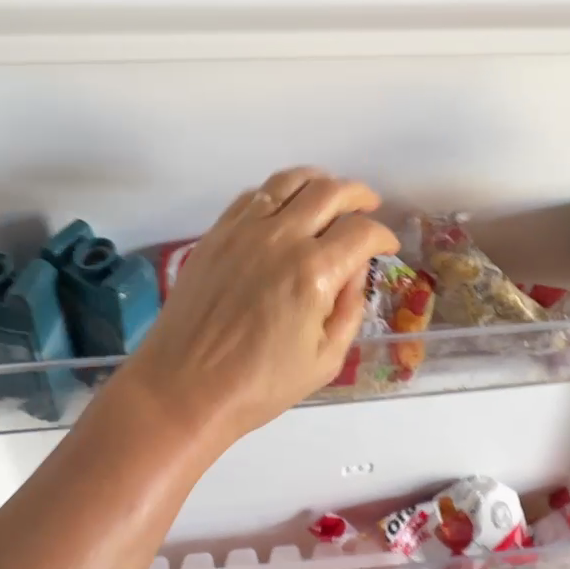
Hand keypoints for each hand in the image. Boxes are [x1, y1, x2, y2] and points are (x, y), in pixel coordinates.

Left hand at [117, 167, 398, 448]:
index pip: (361, 232)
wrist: (183, 388)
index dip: (382, 235)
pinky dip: (277, 191)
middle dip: (359, 194)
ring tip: (331, 191)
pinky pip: (253, 194)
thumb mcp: (325, 360)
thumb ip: (350, 308)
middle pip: (331, 192)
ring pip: (290, 180)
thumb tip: (355, 270)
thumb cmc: (258, 385)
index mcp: (313, 273)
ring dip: (320, 180)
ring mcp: (245, 230)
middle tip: (369, 205)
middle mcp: (282, 238)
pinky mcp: (218, 232)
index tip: (386, 245)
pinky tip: (285, 205)